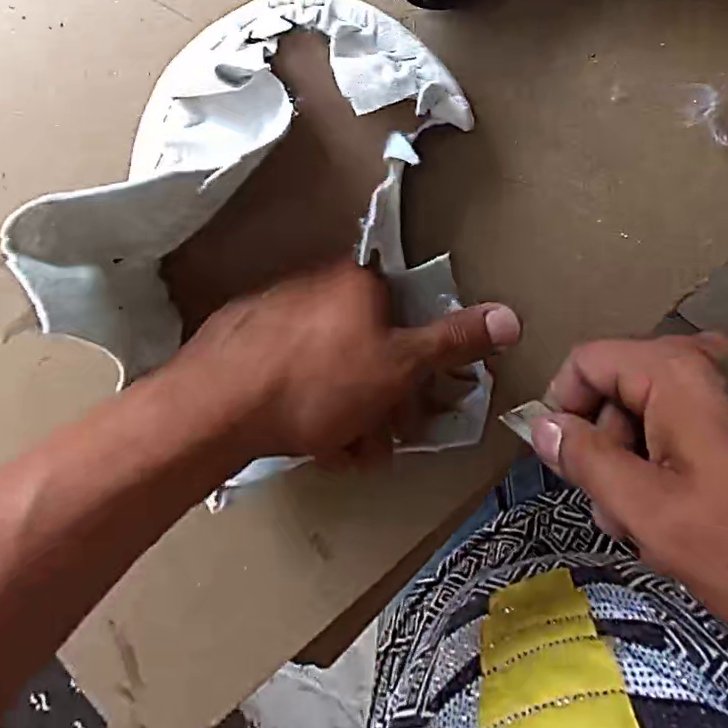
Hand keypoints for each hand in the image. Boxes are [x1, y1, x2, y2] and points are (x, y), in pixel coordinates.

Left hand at [172, 260, 519, 464]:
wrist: (218, 404)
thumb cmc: (318, 380)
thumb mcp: (399, 366)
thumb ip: (454, 341)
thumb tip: (509, 316)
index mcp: (358, 282)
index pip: (407, 312)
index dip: (416, 361)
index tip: (417, 398)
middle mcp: (319, 286)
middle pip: (371, 344)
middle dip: (383, 398)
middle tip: (382, 434)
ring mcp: (281, 312)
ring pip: (335, 364)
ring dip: (350, 411)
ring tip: (344, 446)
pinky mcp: (251, 340)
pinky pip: (298, 371)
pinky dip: (312, 404)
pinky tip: (311, 439)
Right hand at [529, 333, 727, 668]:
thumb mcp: (655, 516)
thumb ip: (586, 461)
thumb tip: (540, 424)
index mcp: (678, 369)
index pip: (586, 361)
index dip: (560, 408)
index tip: (562, 464)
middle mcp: (712, 358)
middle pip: (623, 384)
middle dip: (607, 445)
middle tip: (617, 516)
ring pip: (659, 404)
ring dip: (643, 458)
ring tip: (659, 526)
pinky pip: (700, 415)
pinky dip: (681, 456)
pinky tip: (701, 512)